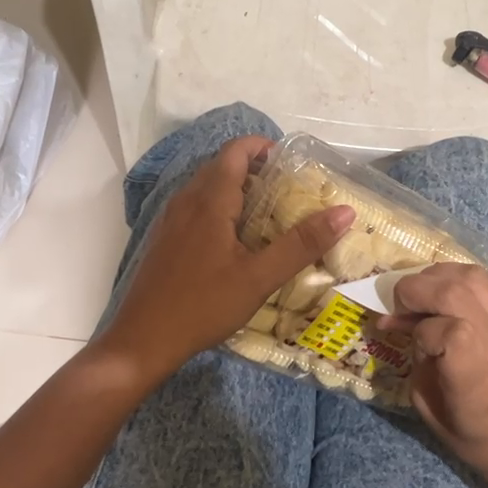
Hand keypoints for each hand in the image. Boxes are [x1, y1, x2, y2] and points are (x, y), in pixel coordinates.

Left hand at [95, 136, 354, 377]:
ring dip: (237, 191)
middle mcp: (186, 200)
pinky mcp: (164, 240)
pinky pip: (195, 209)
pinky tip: (235, 243)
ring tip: (268, 217)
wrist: (143, 340)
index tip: (293, 164)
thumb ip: (301, 244)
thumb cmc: (203, 306)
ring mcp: (170, 220)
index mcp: (209, 200)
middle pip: (222, 166)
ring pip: (206, 188)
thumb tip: (344, 212)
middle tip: (290, 194)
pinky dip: (220, 210)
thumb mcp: (259, 278)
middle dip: (256, 170)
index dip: (264, 147)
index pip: (236, 151)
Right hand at [383, 264, 487, 479]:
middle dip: (415, 290)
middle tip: (399, 307)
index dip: (417, 329)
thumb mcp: (427, 406)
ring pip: (471, 277)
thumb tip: (403, 323)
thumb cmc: (470, 432)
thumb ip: (416, 360)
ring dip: (435, 276)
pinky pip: (483, 280)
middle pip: (455, 292)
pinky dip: (454, 276)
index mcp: (473, 379)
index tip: (410, 343)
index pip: (447, 330)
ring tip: (420, 295)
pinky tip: (440, 292)